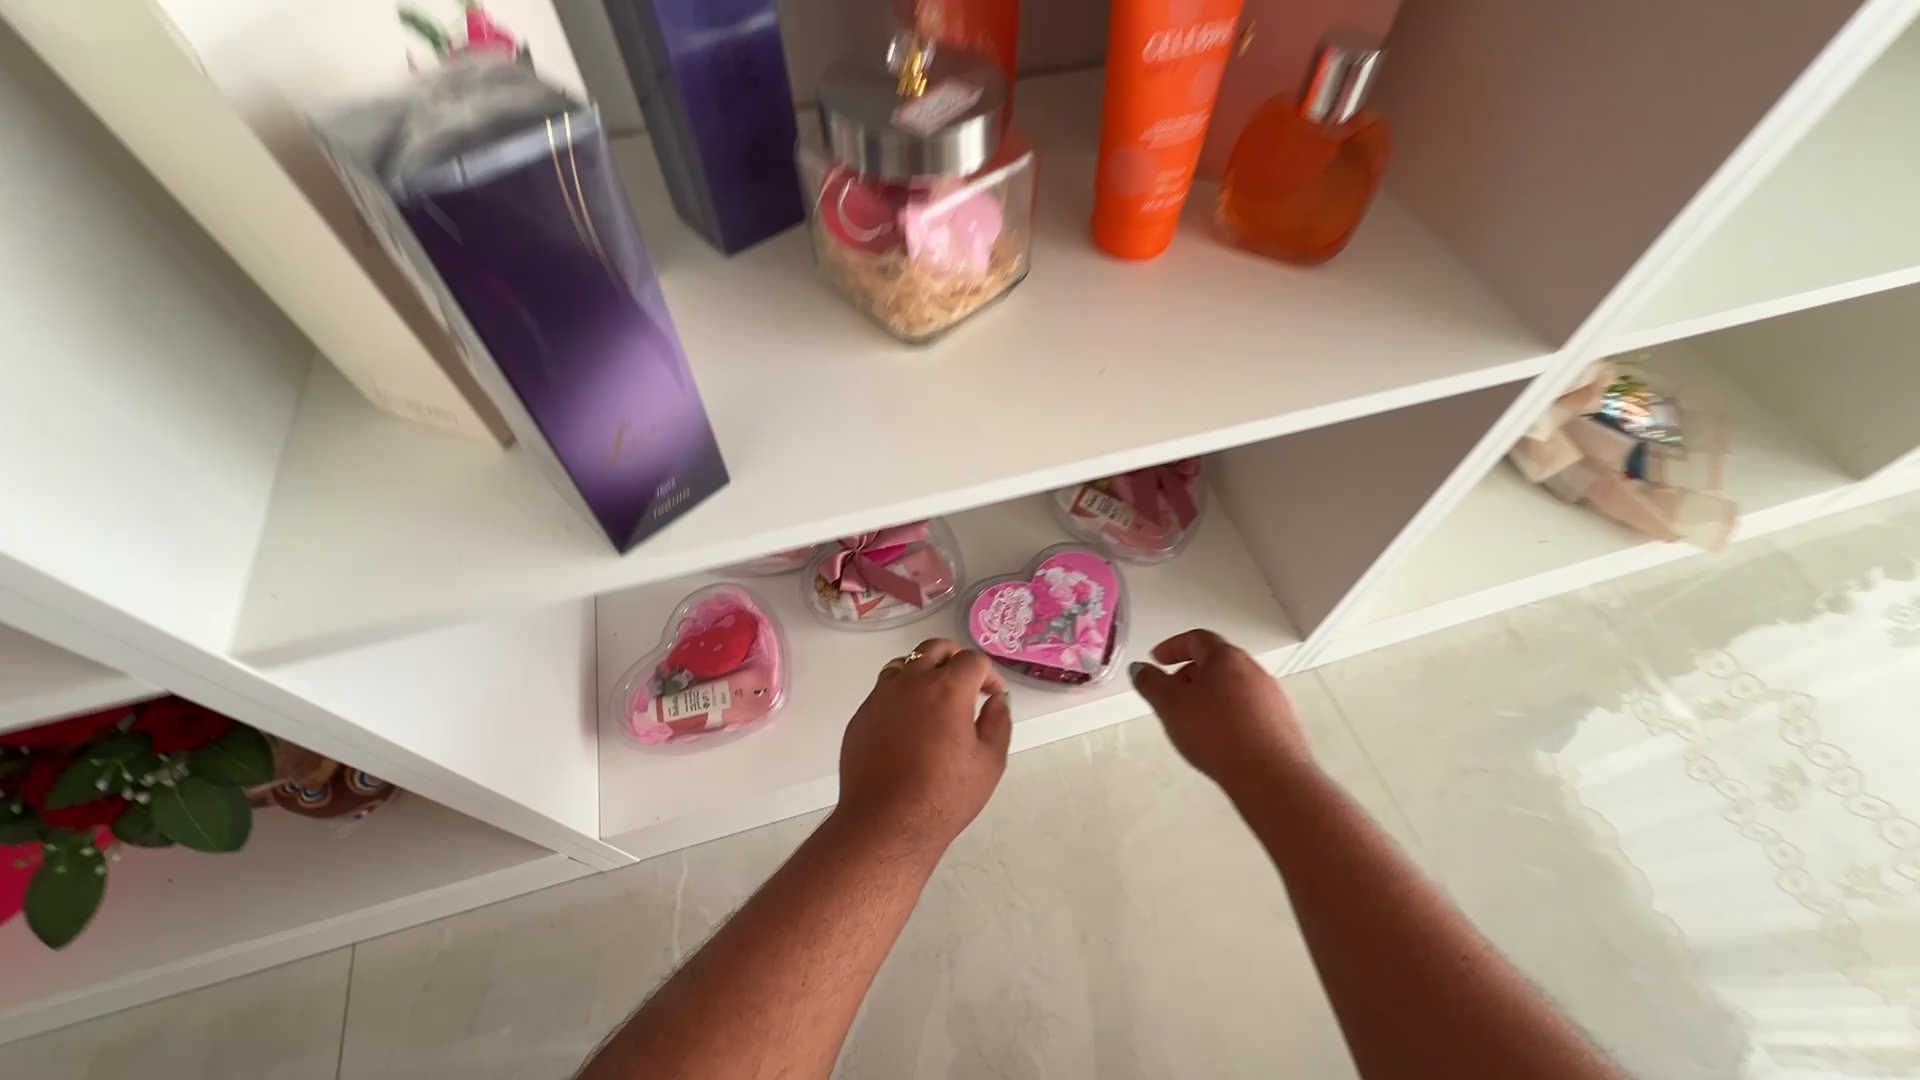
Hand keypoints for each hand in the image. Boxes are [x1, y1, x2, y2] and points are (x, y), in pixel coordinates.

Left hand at [835, 638, 1012, 857]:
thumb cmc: (942, 796)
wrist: (886, 823)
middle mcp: (911, 683)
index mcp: (947, 689)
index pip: (972, 660)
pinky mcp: (862, 716)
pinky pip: (883, 692)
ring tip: (935, 700)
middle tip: (967, 683)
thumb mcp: (990, 762)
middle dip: (955, 659)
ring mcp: (881, 697)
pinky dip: (901, 696)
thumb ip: (999, 722)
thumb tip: (996, 702)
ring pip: (905, 665)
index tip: (992, 694)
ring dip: (924, 673)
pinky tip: (909, 725)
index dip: (989, 674)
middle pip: (934, 648)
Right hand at [1129, 630, 1311, 793]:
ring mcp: (1270, 698)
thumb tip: (1140, 669)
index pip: (1197, 639)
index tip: (1159, 658)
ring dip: (1209, 696)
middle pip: (1217, 662)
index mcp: (1227, 658)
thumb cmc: (1220, 735)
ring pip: (1232, 687)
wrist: (1269, 777)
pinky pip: (1247, 710)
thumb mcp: (1170, 705)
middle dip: (1189, 674)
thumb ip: (1150, 682)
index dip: (1173, 646)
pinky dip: (1227, 715)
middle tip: (1172, 692)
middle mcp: (1253, 672)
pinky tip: (1217, 739)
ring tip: (1192, 720)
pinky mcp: (1279, 724)